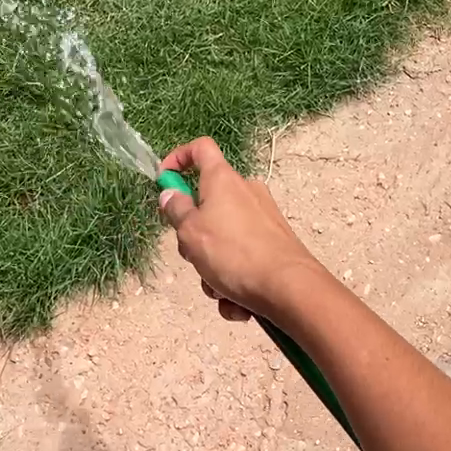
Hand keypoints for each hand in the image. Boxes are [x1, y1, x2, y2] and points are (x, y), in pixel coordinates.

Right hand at [158, 136, 324, 324]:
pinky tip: (238, 301)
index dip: (178, 158)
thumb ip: (176, 211)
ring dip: (214, 270)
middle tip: (195, 258)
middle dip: (195, 239)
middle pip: (207, 206)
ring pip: (222, 240)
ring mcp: (262, 217)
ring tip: (220, 288)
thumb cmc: (233, 253)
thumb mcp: (191, 232)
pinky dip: (234, 282)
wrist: (288, 286)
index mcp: (223, 180)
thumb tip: (169, 193)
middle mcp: (245, 192)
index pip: (200, 149)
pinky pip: (241, 260)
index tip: (163, 179)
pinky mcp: (273, 243)